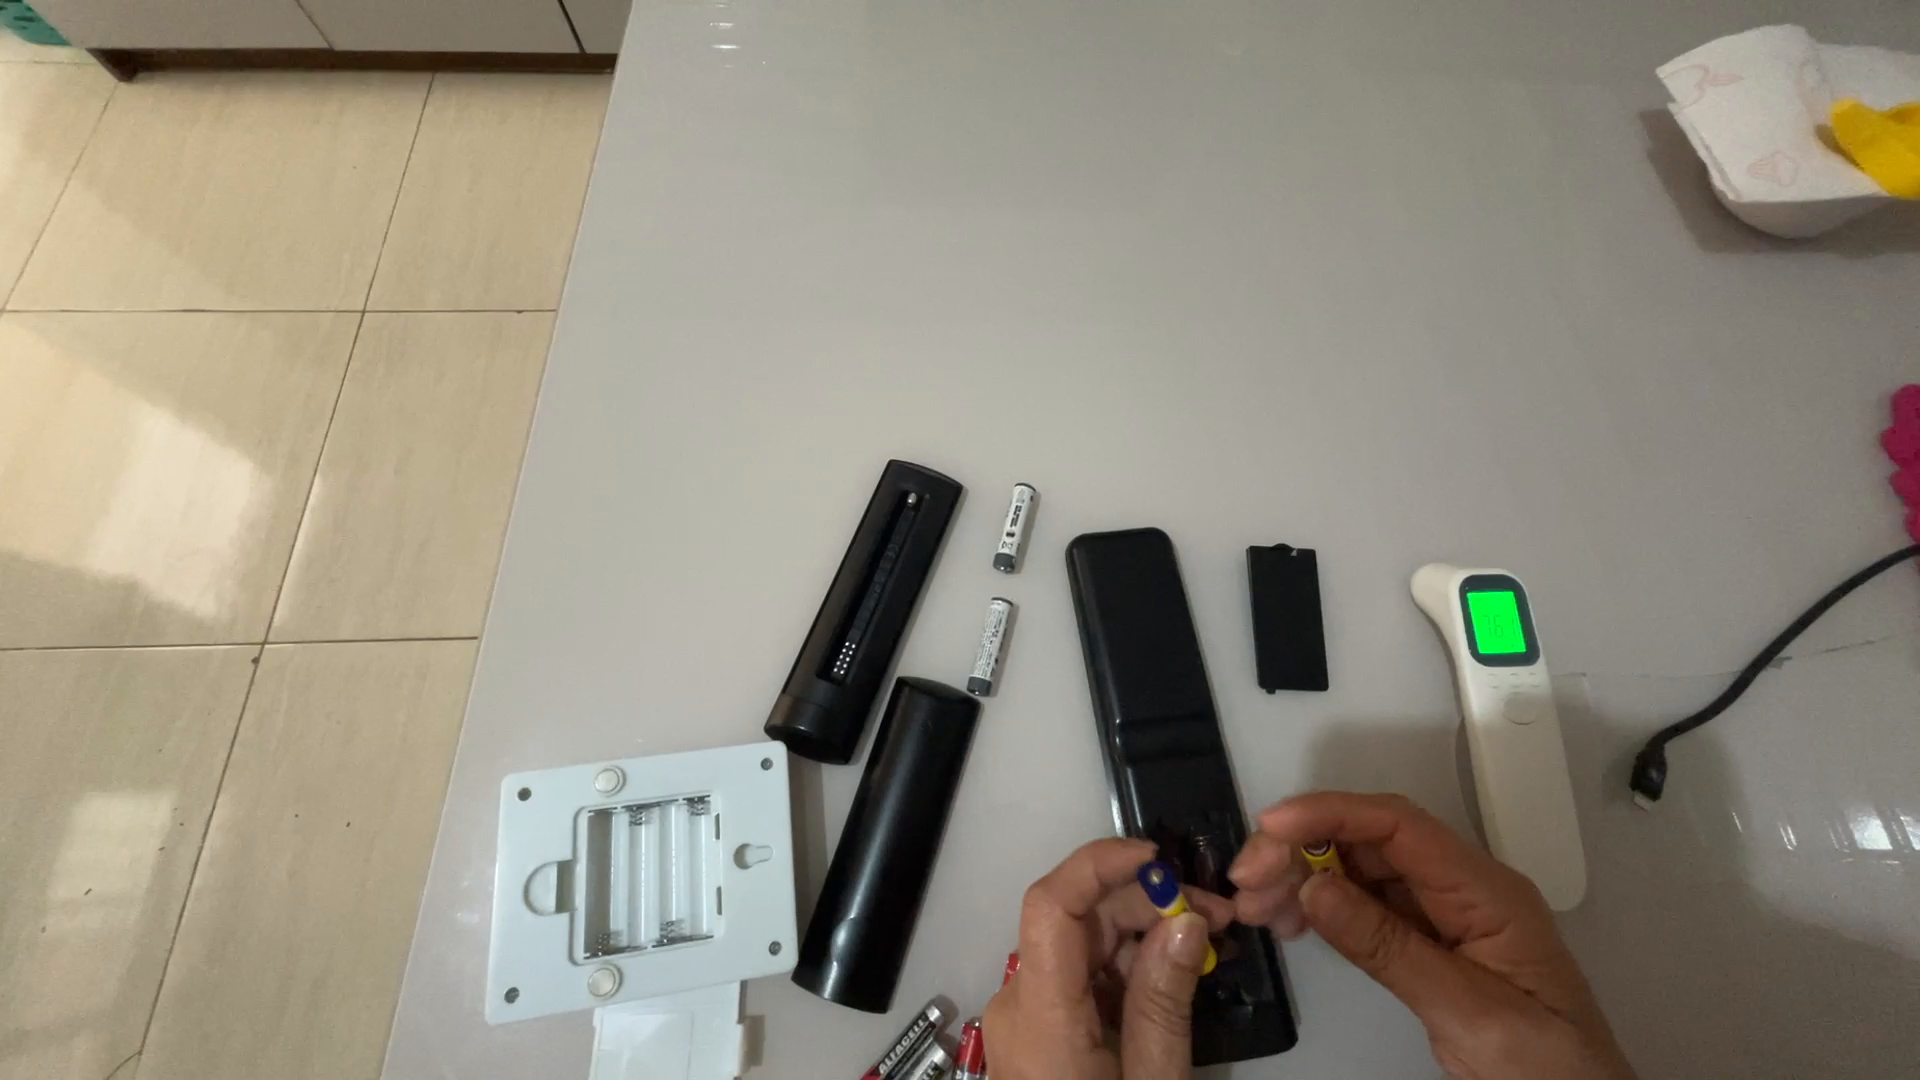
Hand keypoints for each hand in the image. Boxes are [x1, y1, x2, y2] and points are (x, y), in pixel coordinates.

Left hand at [984, 838, 1233, 1078]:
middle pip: (1076, 922)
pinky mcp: (1041, 1032)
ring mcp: (1027, 1017)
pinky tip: (1175, 971)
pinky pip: (1083, 978)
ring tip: (1208, 937)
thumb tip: (1185, 917)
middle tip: (1216, 911)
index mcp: (1039, 1014)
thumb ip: (1165, 1000)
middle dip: (1143, 903)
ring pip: (1083, 946)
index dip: (1097, 864)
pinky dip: (1127, 967)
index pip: (1050, 905)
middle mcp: (1020, 1001)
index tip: (1157, 857)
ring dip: (1142, 933)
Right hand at [1229, 792, 1633, 1079]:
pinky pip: (1355, 903)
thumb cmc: (1549, 1076)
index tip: (1269, 828)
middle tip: (1246, 881)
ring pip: (1352, 867)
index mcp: (1485, 890)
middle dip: (1299, 848)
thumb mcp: (1473, 1018)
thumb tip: (1311, 888)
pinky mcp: (1418, 938)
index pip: (1397, 825)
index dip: (1329, 814)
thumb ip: (1390, 949)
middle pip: (1364, 840)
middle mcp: (1457, 887)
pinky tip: (1285, 922)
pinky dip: (1313, 906)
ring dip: (1297, 877)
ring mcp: (1436, 911)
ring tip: (1252, 905)